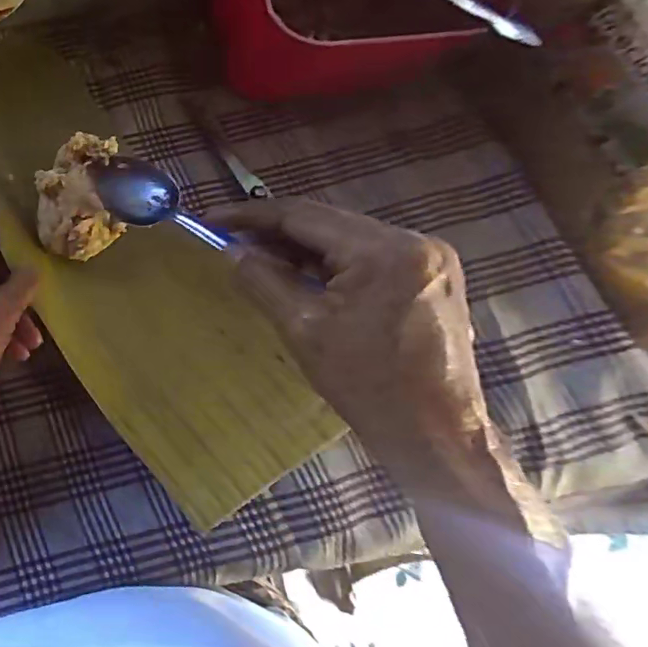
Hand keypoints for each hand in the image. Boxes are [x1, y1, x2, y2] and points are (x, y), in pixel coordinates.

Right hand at [204, 199, 492, 475]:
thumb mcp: (302, 328)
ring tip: (255, 256)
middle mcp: (413, 241)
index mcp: (384, 251)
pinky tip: (297, 274)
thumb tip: (232, 251)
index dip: (251, 215)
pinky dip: (328, 262)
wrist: (435, 431)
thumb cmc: (365, 382)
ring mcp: (428, 257)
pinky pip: (366, 256)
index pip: (303, 216)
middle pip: (327, 222)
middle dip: (274, 230)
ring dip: (300, 246)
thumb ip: (264, 280)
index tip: (212, 219)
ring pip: (346, 238)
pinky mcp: (430, 276)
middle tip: (228, 239)